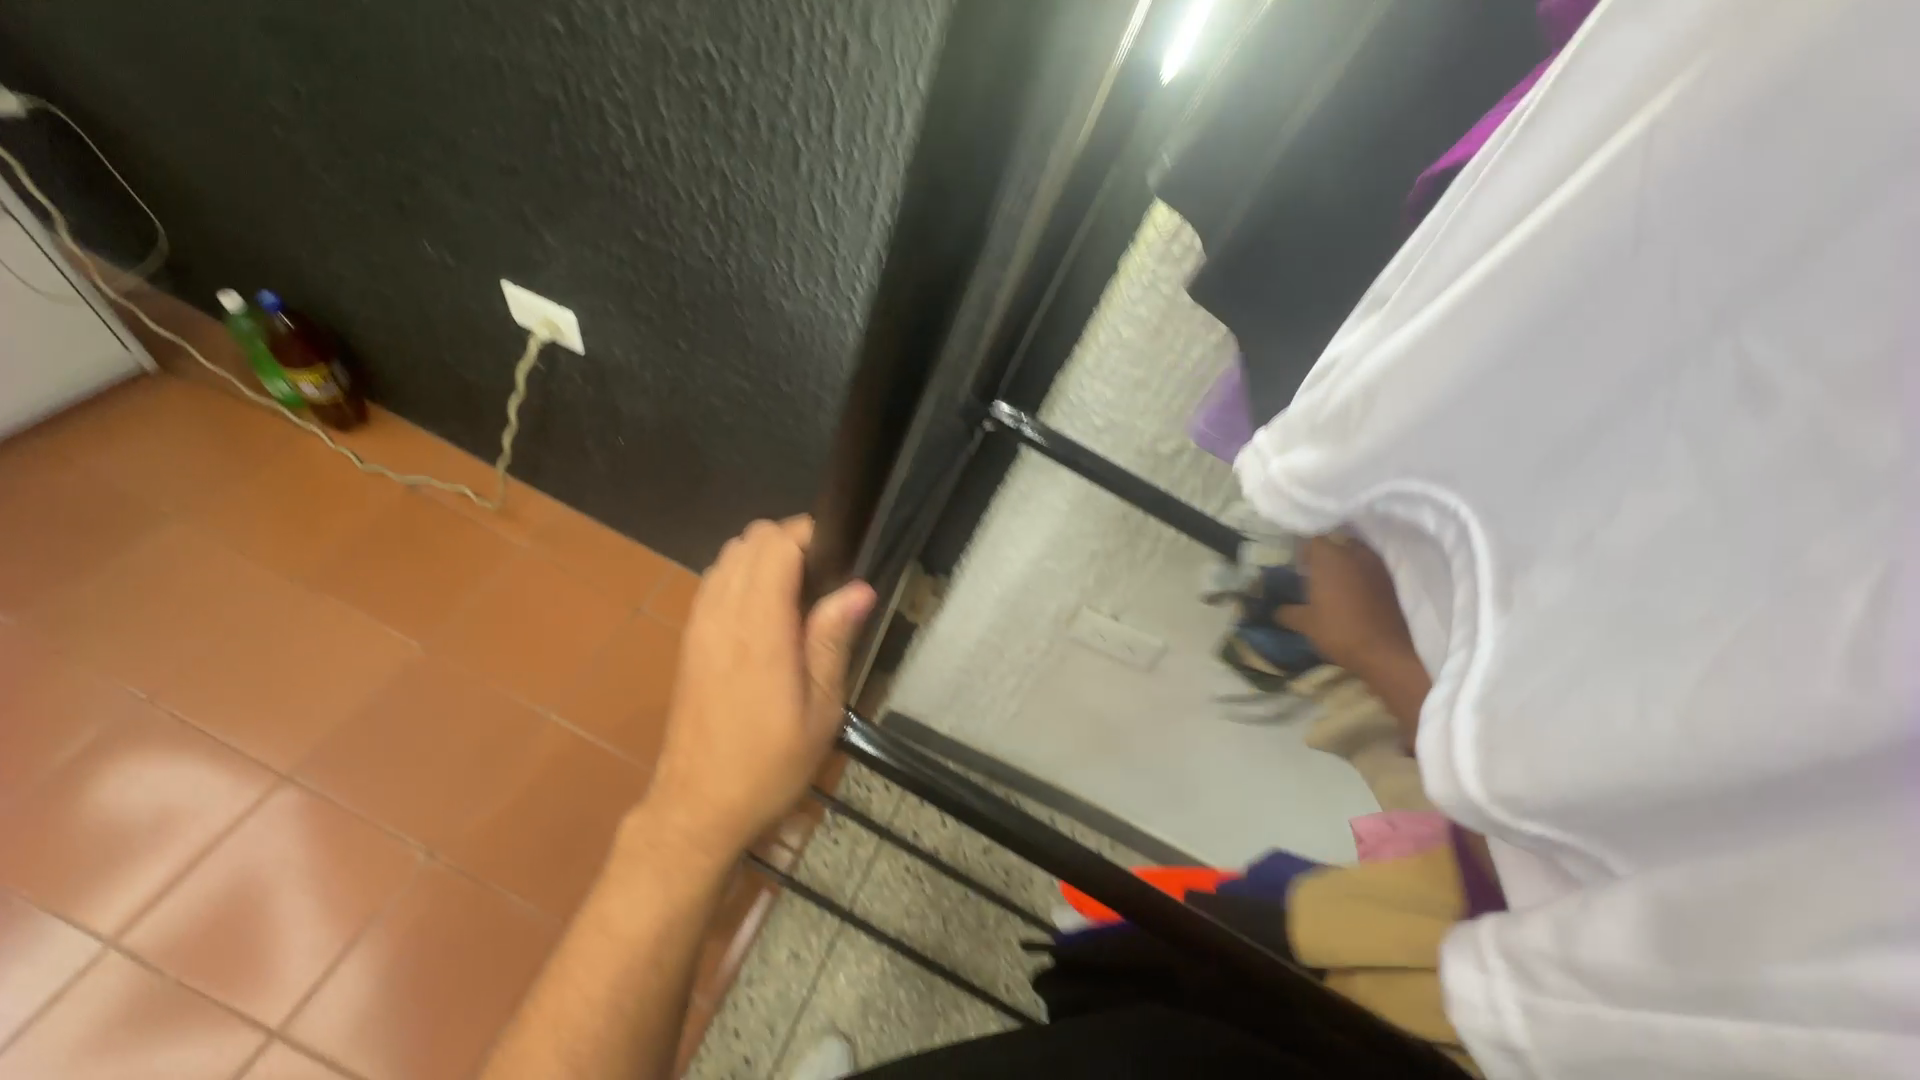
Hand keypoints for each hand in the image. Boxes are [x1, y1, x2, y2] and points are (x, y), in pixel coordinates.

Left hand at [635, 516, 875, 861]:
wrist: (699, 805)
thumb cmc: (770, 764)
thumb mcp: (819, 711)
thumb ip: (832, 642)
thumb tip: (859, 587)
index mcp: (758, 628)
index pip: (775, 545)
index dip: (808, 537)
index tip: (838, 558)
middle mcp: (722, 614)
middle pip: (748, 541)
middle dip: (787, 542)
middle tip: (824, 579)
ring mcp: (698, 624)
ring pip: (727, 557)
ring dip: (761, 558)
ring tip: (797, 595)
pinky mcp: (688, 639)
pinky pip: (713, 582)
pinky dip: (739, 577)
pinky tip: (764, 614)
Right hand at [1277, 535, 1418, 680]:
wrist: (1387, 651)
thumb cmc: (1339, 631)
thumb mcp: (1305, 624)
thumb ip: (1287, 612)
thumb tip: (1275, 610)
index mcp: (1328, 557)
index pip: (1310, 539)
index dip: (1302, 551)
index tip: (1296, 566)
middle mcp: (1353, 552)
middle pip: (1334, 541)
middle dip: (1323, 553)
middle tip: (1313, 572)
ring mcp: (1375, 564)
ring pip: (1354, 552)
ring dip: (1343, 562)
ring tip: (1333, 581)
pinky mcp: (1389, 578)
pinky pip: (1368, 566)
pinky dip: (1359, 572)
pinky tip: (1352, 591)